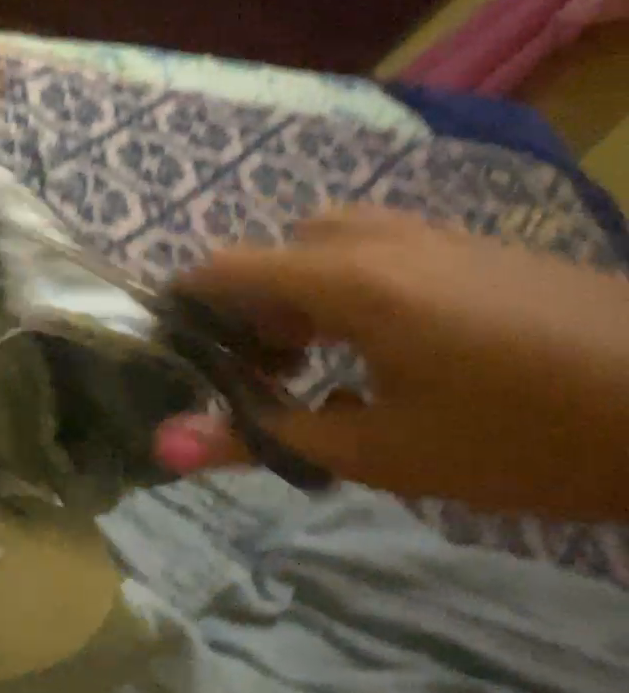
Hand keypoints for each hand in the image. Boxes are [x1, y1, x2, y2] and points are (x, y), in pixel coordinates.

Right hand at [156, 207, 628, 516]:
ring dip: (306, 286)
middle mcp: (384, 243)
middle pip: (278, 248)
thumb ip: (263, 439)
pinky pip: (387, 245)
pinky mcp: (488, 249)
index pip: (227, 266)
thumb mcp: (383, 453)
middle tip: (267, 366)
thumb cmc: (529, 437)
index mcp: (348, 283)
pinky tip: (398, 345)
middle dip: (252, 302)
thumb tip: (162, 445)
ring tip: (329, 352)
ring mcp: (442, 238)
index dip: (186, 302)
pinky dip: (357, 280)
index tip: (178, 350)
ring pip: (335, 239)